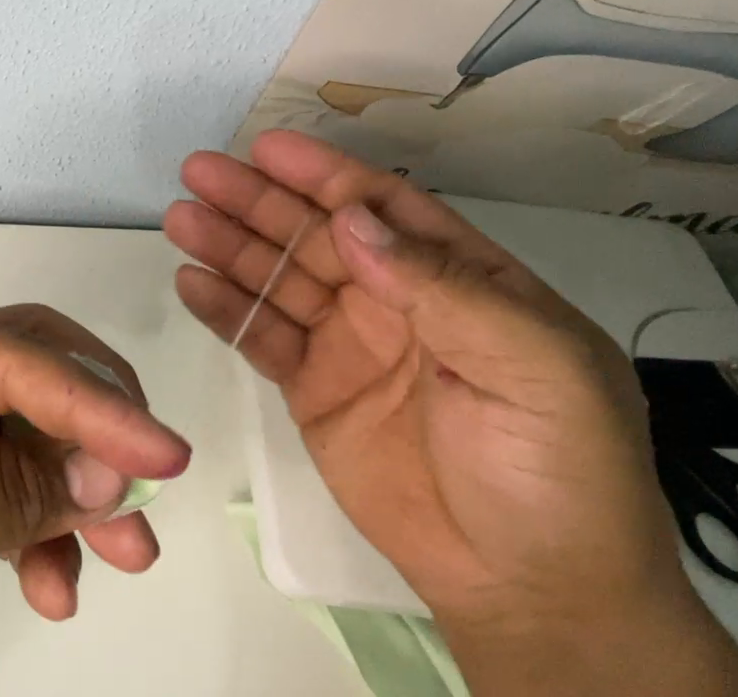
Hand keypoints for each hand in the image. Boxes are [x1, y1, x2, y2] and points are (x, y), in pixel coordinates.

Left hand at [0, 307, 189, 696]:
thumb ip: (17, 483)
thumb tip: (114, 468)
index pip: (14, 358)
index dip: (97, 403)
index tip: (169, 458)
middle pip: (28, 382)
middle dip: (92, 436)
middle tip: (142, 499)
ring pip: (24, 442)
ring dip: (74, 495)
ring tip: (119, 559)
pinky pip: (0, 494)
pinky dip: (37, 533)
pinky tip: (52, 586)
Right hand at [164, 131, 737, 694]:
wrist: (528, 588)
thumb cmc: (557, 470)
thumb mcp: (535, 367)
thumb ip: (444, 288)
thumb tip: (353, 220)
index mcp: (462, 281)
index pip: (383, 210)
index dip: (323, 175)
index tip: (266, 149)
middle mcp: (398, 302)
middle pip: (315, 236)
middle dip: (258, 202)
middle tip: (198, 173)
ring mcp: (350, 346)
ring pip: (279, 281)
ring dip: (229, 247)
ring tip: (180, 218)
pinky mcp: (313, 391)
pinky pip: (262, 339)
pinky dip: (226, 310)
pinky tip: (190, 282)